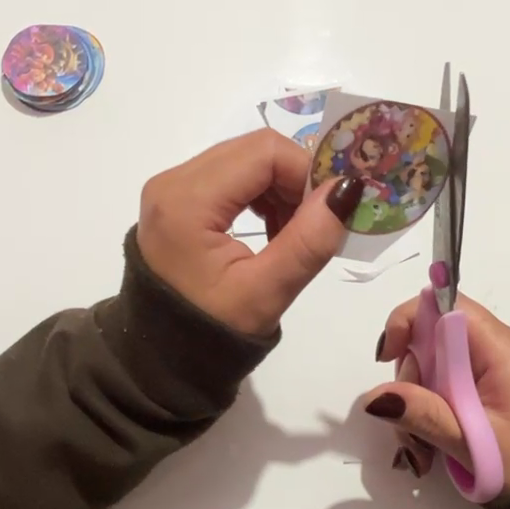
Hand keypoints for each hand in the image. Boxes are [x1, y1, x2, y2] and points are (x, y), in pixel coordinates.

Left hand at [138, 129, 363, 334]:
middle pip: (253, 150)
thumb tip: (347, 189)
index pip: (264, 152)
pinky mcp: (176, 200)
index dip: (307, 171)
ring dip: (279, 188)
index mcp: (186, 201)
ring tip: (294, 234)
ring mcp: (171, 189)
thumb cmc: (211, 331)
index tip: (332, 210)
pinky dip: (259, 195)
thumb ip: (308, 241)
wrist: (161, 358)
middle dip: (295, 179)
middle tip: (317, 223)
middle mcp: (172, 182)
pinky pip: (229, 177)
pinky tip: (273, 230)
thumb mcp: (265, 292)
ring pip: (243, 160)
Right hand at [361, 295, 509, 492]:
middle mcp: (502, 347)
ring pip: (439, 366)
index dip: (409, 321)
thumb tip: (373, 398)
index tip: (388, 358)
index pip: (446, 305)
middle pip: (434, 342)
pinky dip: (438, 408)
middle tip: (410, 434)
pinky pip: (455, 382)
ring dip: (420, 403)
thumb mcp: (472, 443)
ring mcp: (502, 366)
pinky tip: (435, 443)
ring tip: (423, 451)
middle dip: (410, 383)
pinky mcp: (501, 384)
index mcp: (502, 350)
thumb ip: (423, 415)